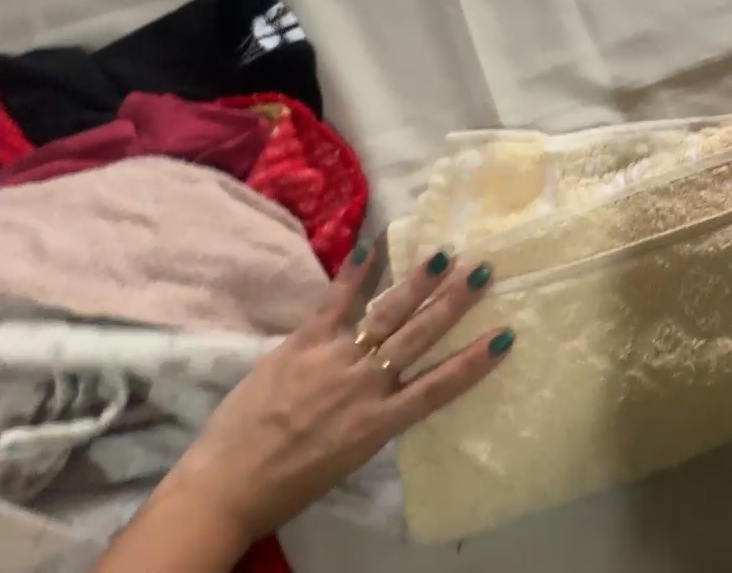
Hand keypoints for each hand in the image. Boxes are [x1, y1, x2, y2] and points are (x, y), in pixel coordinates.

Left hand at [157, 245, 512, 542]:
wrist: (225, 486)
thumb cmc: (292, 480)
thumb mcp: (352, 456)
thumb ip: (380, 414)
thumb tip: (401, 381)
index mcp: (379, 422)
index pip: (439, 386)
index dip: (475, 361)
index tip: (506, 336)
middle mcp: (364, 386)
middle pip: (419, 337)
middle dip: (454, 303)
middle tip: (483, 271)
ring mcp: (332, 360)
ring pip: (385, 315)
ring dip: (417, 283)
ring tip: (445, 254)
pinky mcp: (301, 344)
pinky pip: (333, 303)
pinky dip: (354, 274)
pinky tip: (371, 245)